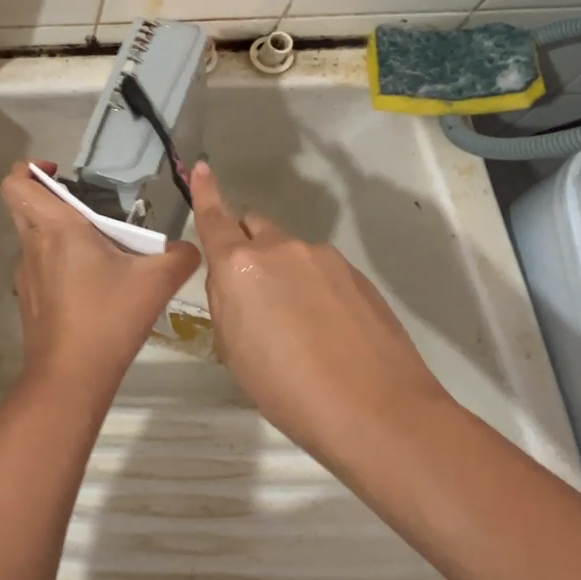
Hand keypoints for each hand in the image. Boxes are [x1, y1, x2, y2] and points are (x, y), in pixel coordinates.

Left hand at [0, 161, 200, 392]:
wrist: (70, 376)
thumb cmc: (108, 318)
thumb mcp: (156, 283)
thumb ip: (179, 257)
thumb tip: (189, 248)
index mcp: (56, 228)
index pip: (17, 184)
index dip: (29, 169)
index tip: (59, 174)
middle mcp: (33, 245)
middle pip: (22, 205)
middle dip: (46, 196)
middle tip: (85, 205)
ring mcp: (26, 274)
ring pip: (33, 237)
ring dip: (57, 232)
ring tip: (100, 248)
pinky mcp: (29, 299)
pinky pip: (40, 266)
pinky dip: (59, 263)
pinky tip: (92, 284)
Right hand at [188, 160, 451, 462]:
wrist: (377, 412)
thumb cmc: (286, 388)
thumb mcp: (233, 348)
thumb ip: (226, 302)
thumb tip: (235, 283)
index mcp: (240, 266)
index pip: (214, 217)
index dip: (205, 191)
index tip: (203, 167)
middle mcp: (281, 250)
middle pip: (254, 227)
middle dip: (245, 243)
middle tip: (247, 286)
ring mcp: (325, 260)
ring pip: (289, 251)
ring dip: (281, 271)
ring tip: (293, 322)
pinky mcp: (357, 277)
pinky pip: (320, 270)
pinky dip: (311, 286)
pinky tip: (323, 328)